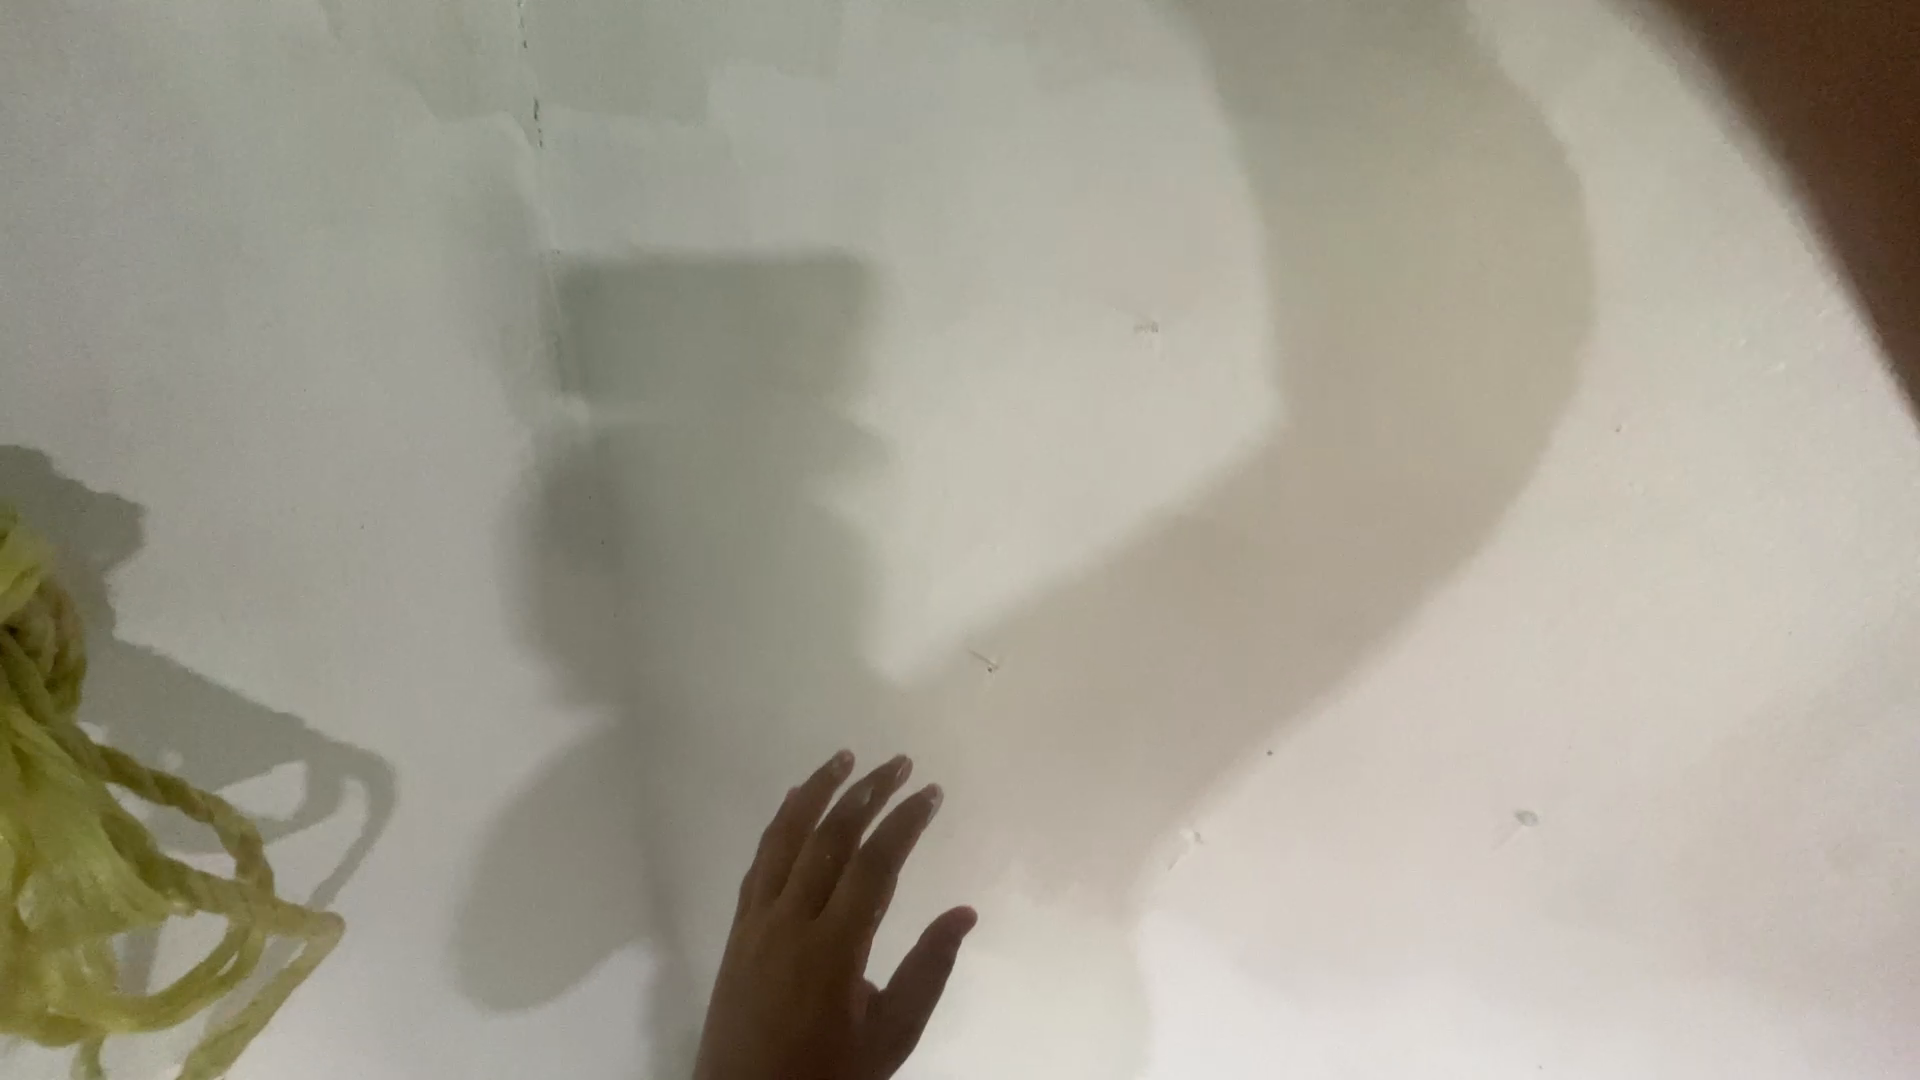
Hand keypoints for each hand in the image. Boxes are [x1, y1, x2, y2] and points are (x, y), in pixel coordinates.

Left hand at [693, 751, 976, 1079]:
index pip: (875, 864)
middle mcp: (791, 921)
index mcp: (834, 948)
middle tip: (899, 762)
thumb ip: (928, 970)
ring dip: (817, 791)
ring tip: (845, 757)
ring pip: (787, 837)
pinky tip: (793, 801)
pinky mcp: (738, 928)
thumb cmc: (826, 1075)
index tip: (931, 792)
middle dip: (868, 793)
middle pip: (832, 837)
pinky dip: (779, 823)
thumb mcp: (890, 1036)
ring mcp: (758, 920)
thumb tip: (965, 912)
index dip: (905, 821)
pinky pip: (759, 861)